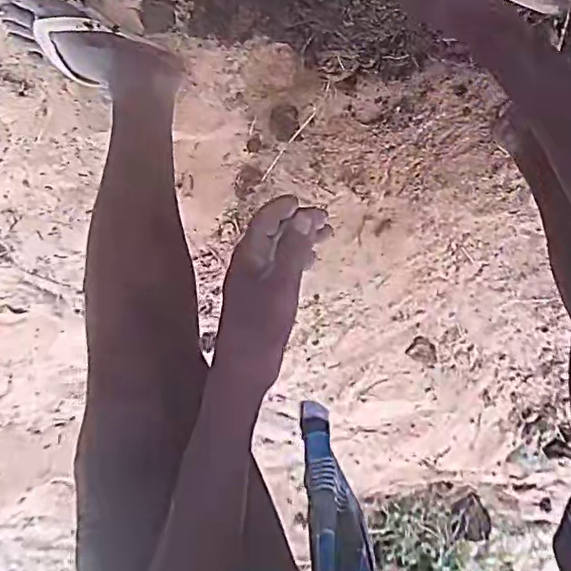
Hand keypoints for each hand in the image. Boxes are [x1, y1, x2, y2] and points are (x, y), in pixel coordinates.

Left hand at [213, 196, 331, 386]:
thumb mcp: (283, 283)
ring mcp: (254, 282)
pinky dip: (296, 257)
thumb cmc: (263, 325)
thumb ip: (292, 249)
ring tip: (324, 235)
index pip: (264, 222)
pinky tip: (310, 261)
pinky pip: (280, 266)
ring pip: (278, 250)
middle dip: (297, 222)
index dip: (281, 208)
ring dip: (300, 239)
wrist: (245, 368)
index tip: (301, 201)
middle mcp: (248, 265)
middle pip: (273, 233)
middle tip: (323, 218)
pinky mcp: (262, 297)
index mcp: (248, 257)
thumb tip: (303, 218)